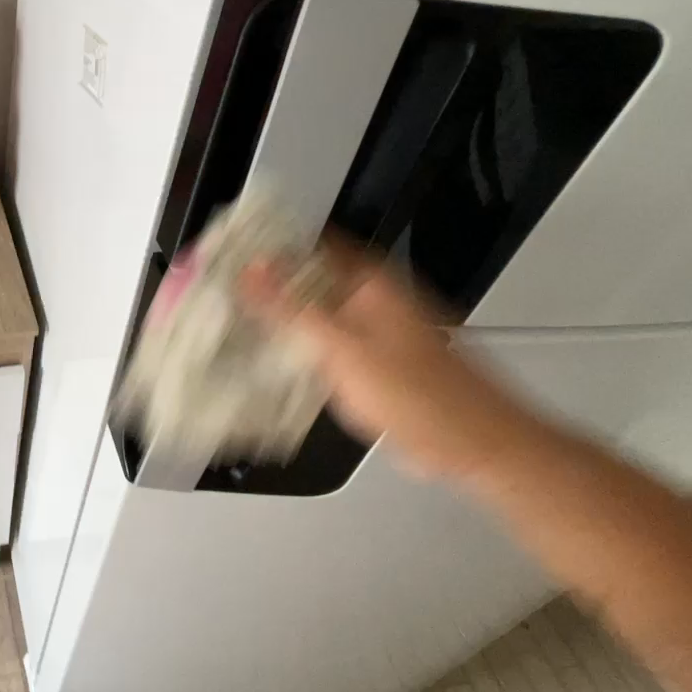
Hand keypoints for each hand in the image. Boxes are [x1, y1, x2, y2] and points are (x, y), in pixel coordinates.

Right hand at [243, 247, 541, 480]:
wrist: (475, 447)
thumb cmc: (427, 398)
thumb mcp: (344, 349)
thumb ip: (291, 308)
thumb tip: (251, 271)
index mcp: (368, 282)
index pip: (305, 244)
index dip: (263, 243)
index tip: (224, 251)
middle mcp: (368, 299)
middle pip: (303, 277)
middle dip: (261, 283)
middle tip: (216, 289)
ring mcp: (367, 329)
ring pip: (308, 310)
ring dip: (275, 316)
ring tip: (230, 321)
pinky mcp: (366, 359)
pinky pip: (318, 342)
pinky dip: (293, 345)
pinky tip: (266, 357)